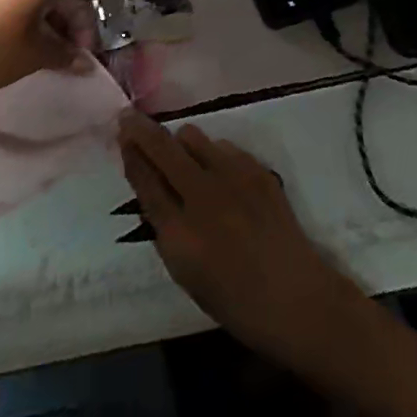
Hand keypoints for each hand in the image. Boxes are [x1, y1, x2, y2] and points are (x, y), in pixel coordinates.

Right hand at [118, 109, 366, 363]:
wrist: (296, 297)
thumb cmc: (234, 299)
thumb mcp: (184, 272)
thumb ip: (163, 227)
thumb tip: (151, 189)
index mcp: (178, 231)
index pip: (144, 180)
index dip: (130, 154)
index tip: (121, 135)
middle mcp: (202, 196)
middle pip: (163, 148)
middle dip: (141, 129)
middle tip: (128, 117)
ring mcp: (234, 179)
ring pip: (193, 137)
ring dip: (178, 141)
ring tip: (177, 152)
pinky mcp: (258, 171)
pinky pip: (223, 146)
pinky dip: (211, 152)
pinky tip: (215, 169)